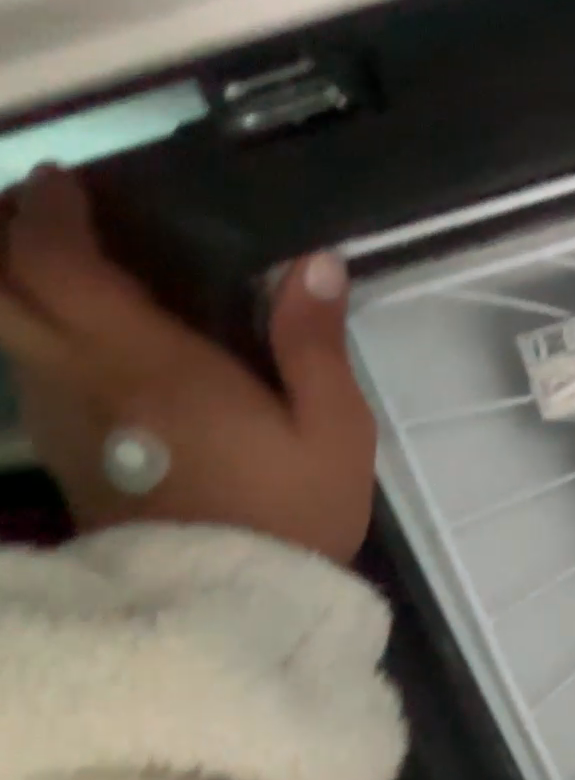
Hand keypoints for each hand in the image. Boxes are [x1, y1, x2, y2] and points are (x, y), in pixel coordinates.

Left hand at [0, 167, 375, 563]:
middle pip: (3, 291)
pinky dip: (40, 330)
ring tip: (71, 266)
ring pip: (8, 329)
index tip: (70, 181)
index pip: (58, 266)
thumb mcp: (335, 425)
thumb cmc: (295, 505)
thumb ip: (314, 342)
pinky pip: (30, 369)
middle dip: (8, 239)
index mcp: (150, 366)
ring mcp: (59, 419)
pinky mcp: (62, 451)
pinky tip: (91, 336)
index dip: (50, 213)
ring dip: (21, 284)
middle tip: (46, 212)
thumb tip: (316, 263)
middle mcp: (80, 380)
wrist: (234, 598)